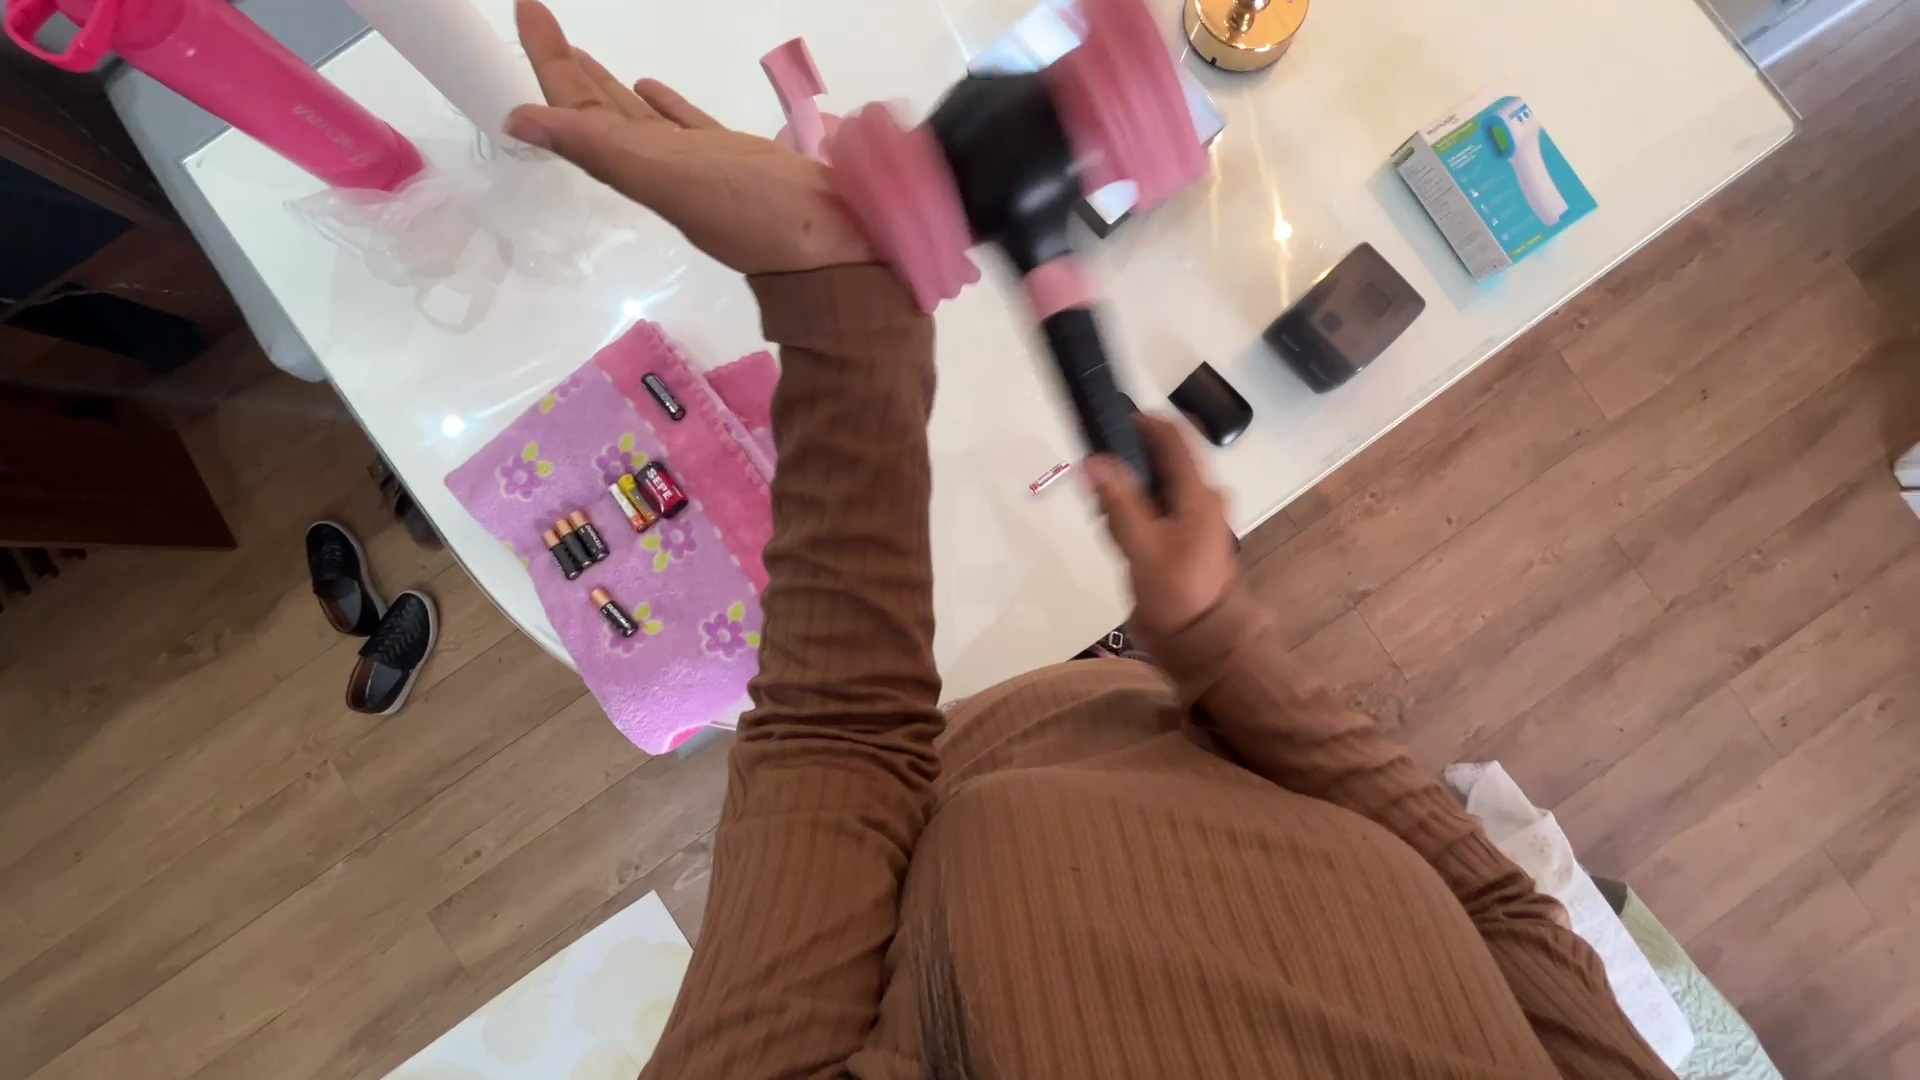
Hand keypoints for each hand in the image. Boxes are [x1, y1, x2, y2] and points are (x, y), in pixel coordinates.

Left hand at [505, 1, 872, 275]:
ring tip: (586, 58)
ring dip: (611, 89)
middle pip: (602, 115)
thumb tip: (517, 121)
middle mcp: (663, 166)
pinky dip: (667, 104)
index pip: (579, 114)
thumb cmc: (754, 215)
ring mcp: (700, 163)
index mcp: (640, 169)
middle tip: (545, 24)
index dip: (550, 66)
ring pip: (641, 119)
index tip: (530, 11)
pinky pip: (688, 124)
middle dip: (570, 73)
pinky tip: (652, 86)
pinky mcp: (736, 158)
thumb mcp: (669, 180)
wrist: (828, 249)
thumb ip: (599, 148)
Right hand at [1084, 415, 1239, 640]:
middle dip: (1127, 467)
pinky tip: (1119, 532)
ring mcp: (1200, 516)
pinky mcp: (1190, 534)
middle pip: (1162, 462)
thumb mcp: (1140, 546)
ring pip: (1158, 486)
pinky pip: (1160, 507)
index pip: (1175, 437)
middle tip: (1098, 486)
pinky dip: (1137, 511)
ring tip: (1105, 516)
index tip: (1111, 418)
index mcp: (1200, 494)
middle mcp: (1205, 498)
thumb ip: (1117, 501)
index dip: (1145, 421)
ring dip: (1129, 493)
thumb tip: (1093, 461)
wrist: (1202, 640)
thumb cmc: (1175, 592)